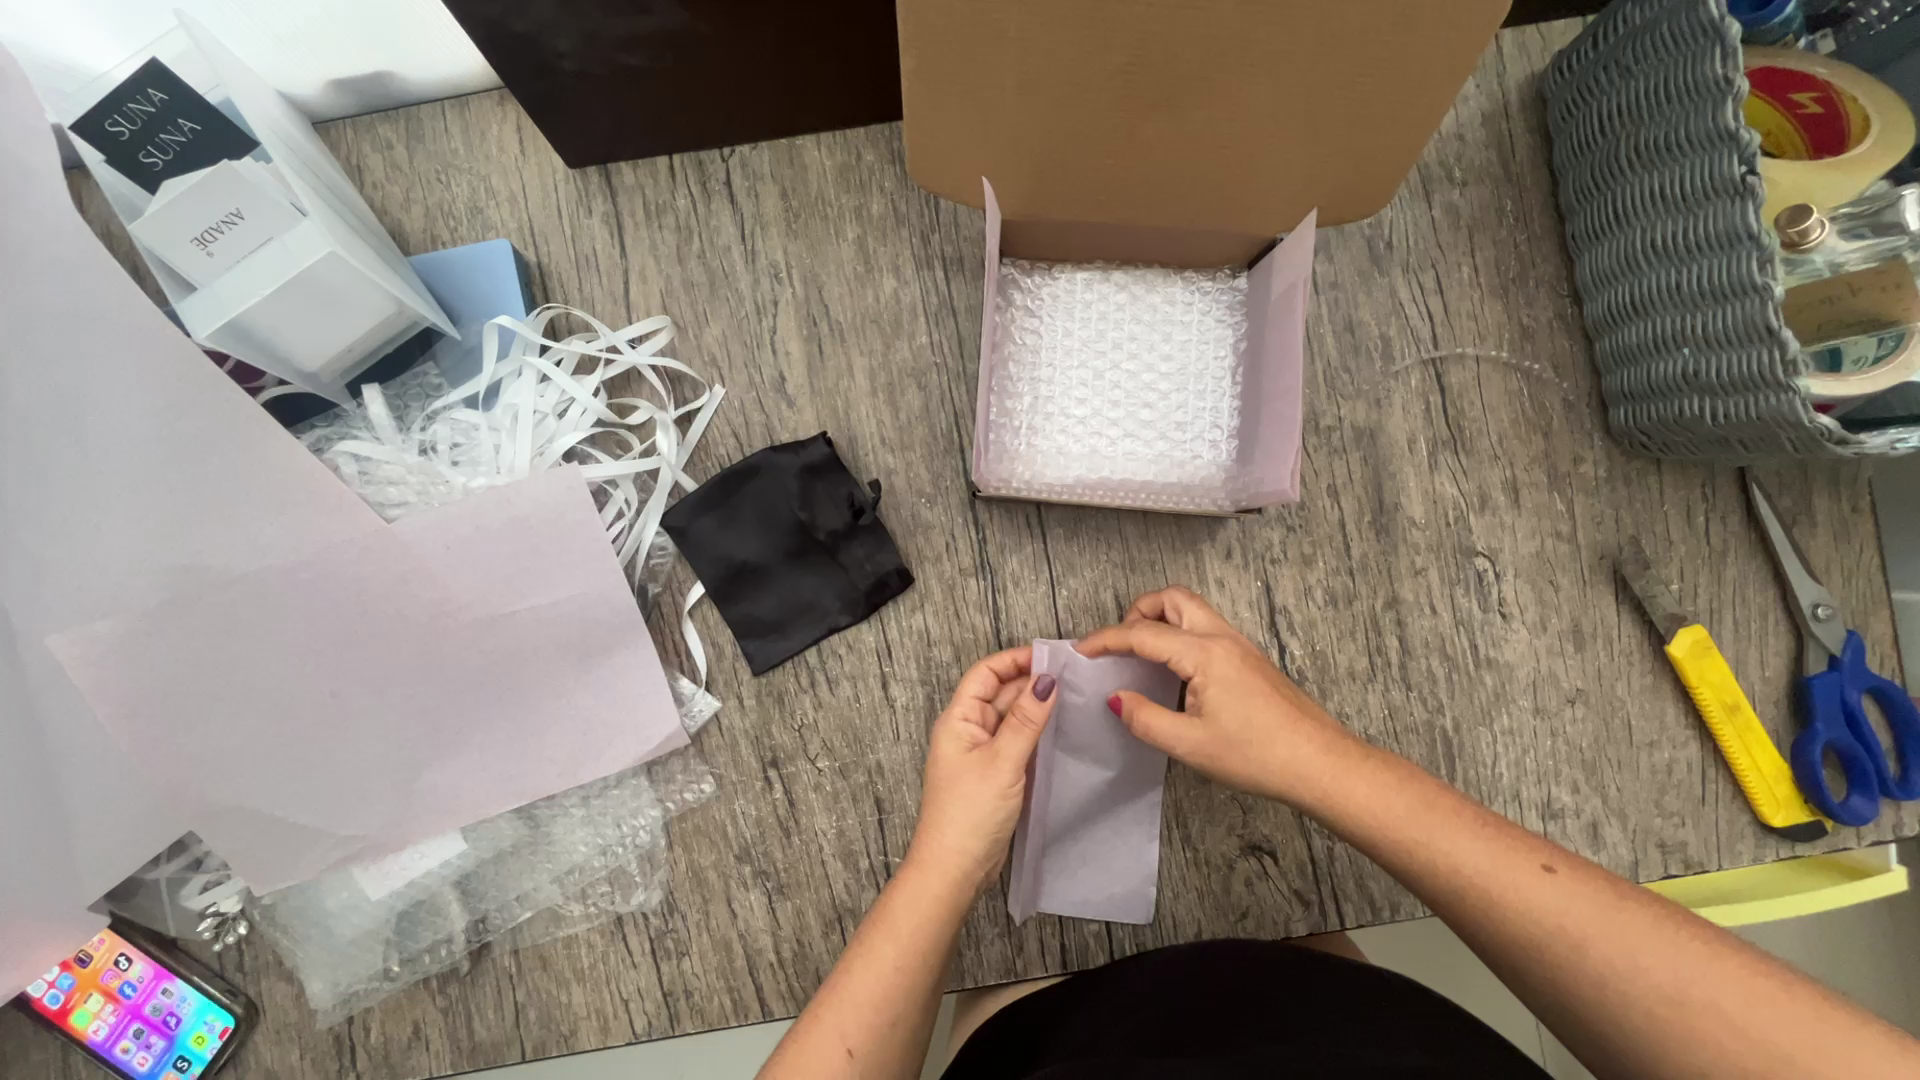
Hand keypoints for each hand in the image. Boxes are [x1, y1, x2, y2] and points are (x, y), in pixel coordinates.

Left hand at [905, 646, 1056, 893]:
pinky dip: (1034, 733)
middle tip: (1071, 676)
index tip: (1051, 656)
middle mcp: (967, 730)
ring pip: (1010, 717)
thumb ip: (1025, 720)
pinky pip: (1015, 741)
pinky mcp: (993, 773)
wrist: (954, 870)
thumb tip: (1046, 680)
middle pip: (1000, 692)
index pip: (986, 673)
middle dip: (1030, 681)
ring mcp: (980, 753)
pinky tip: (1059, 731)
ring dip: (1035, 707)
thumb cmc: (969, 814)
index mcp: (959, 719)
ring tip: (1071, 697)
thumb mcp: (1002, 761)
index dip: (1015, 660)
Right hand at [1077, 586, 1361, 805]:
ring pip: (1192, 609)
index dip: (1106, 640)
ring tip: (1141, 655)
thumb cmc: (1259, 756)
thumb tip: (1116, 699)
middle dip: (1138, 611)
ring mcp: (1239, 646)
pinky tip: (1172, 671)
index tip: (1081, 651)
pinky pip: (1205, 628)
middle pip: (1172, 598)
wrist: (1321, 764)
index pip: (1142, 633)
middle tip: (1120, 644)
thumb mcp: (1190, 745)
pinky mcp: (1249, 659)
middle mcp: (1222, 638)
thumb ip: (1145, 719)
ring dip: (1161, 619)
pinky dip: (1180, 634)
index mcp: (1204, 654)